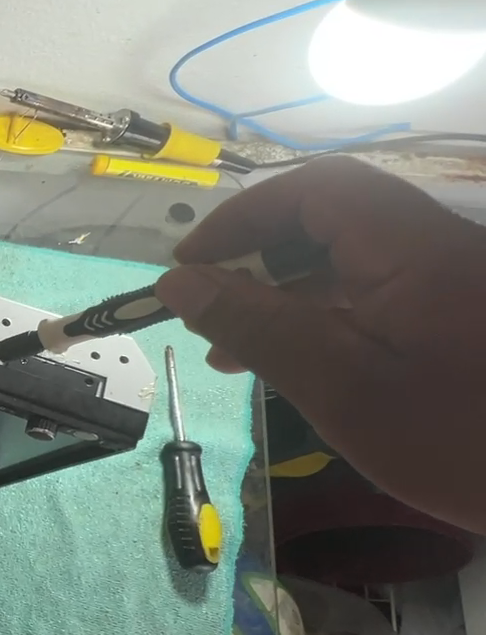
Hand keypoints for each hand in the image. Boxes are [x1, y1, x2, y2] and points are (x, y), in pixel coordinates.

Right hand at [154, 158, 485, 531]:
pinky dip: (317, 316)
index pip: (321, 190)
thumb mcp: (340, 388)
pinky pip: (376, 295)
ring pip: (350, 262)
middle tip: (201, 310)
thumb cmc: (466, 444)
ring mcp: (462, 289)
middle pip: (333, 222)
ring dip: (276, 293)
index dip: (243, 215)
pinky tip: (287, 360)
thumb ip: (254, 326)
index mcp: (422, 256)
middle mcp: (449, 255)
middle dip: (252, 258)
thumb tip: (178, 280)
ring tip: (227, 349)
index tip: (189, 265)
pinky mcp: (467, 322)